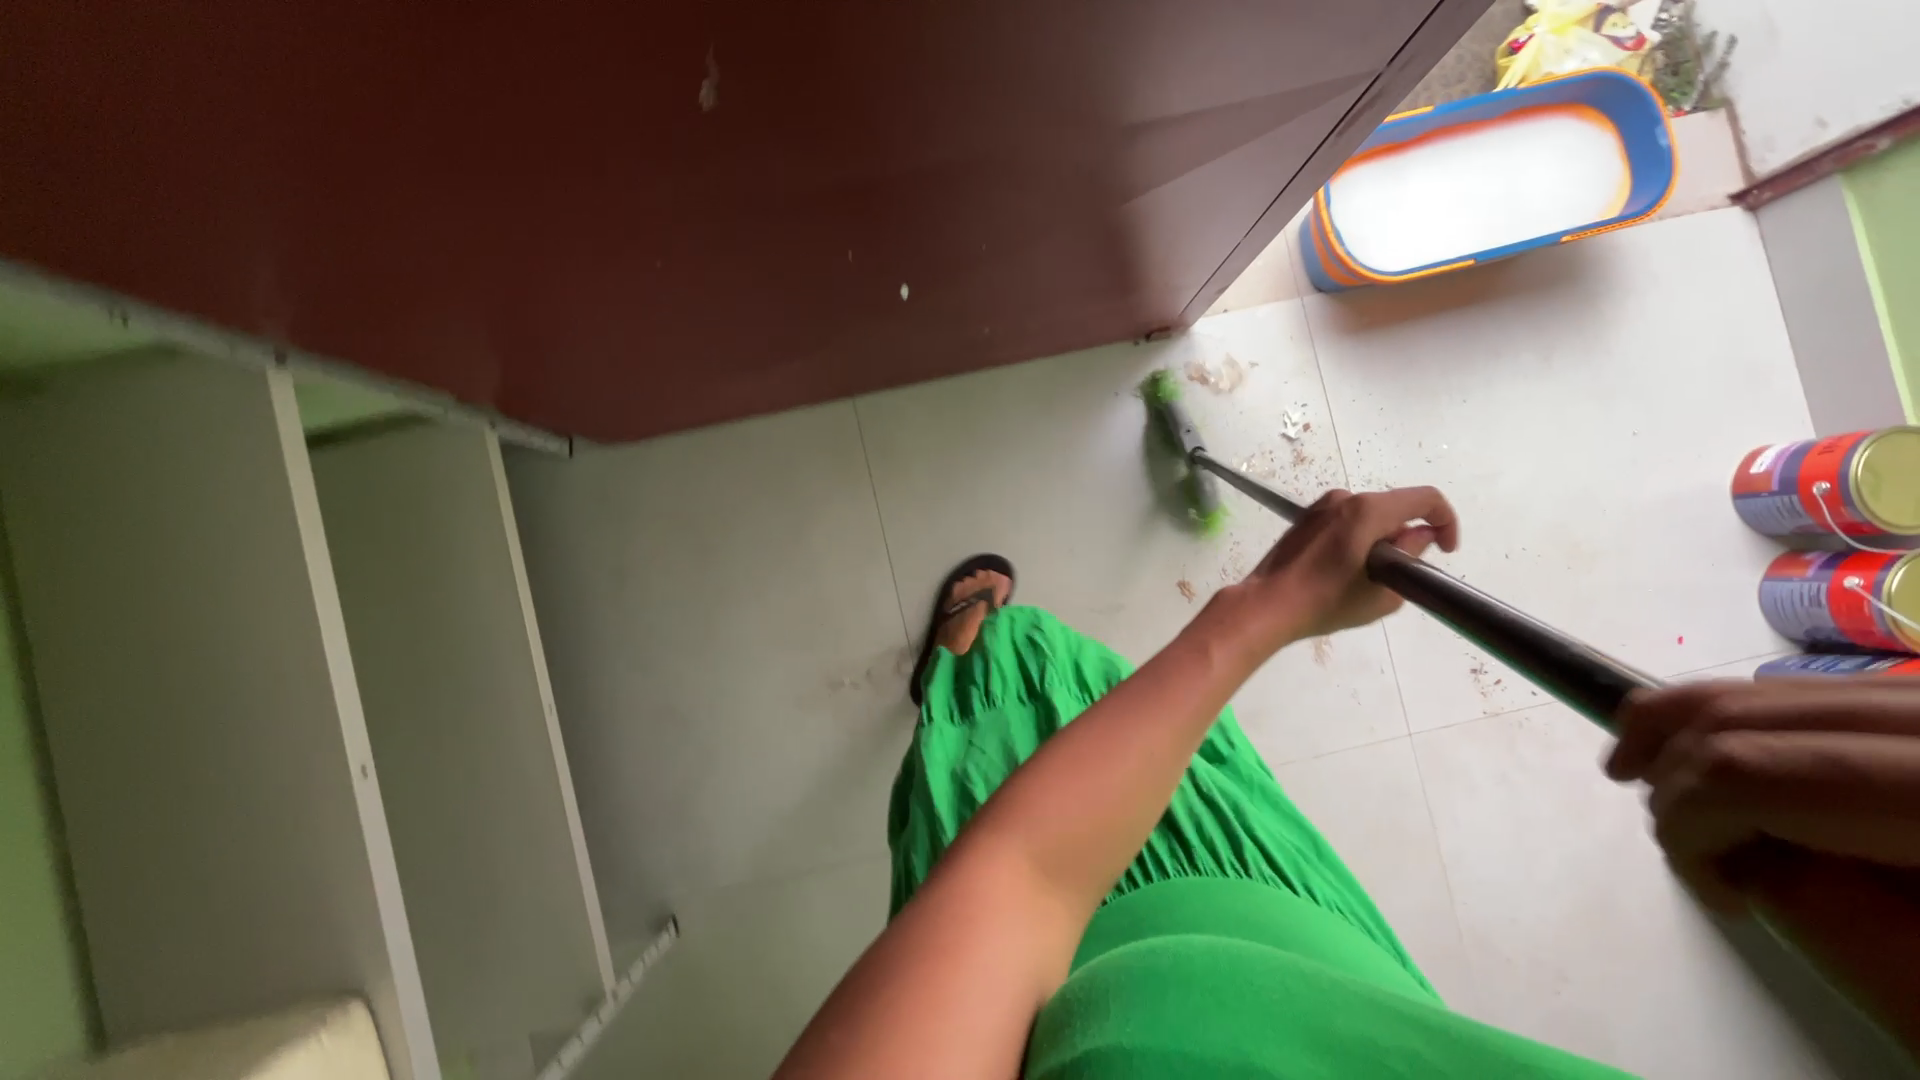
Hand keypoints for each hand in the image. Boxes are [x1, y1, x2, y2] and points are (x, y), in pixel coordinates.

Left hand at [1225, 487, 1458, 655]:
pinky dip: (1358, 538)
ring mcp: (1320, 507)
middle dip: (1407, 535)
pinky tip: (1347, 570)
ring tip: (1371, 576)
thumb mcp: (1382, 591)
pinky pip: (1345, 521)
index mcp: (1367, 510)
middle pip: (1394, 507)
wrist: (1267, 603)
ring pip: (1368, 515)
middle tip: (1402, 571)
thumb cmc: (1326, 601)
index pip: (1425, 499)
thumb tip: (1419, 537)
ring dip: (1381, 538)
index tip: (1446, 550)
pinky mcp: (1304, 519)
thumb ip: (1410, 557)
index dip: (1446, 520)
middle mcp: (1343, 498)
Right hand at [1606, 678, 1919, 1048]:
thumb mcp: (1917, 976)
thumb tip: (1724, 847)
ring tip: (1641, 777)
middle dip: (1671, 777)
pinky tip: (1703, 754)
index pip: (1750, 771)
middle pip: (1739, 716)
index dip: (1688, 820)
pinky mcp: (1916, 699)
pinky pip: (1792, 692)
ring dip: (1674, 732)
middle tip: (1669, 840)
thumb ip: (1807, 903)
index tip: (1713, 892)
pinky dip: (1724, 718)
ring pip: (1754, 688)